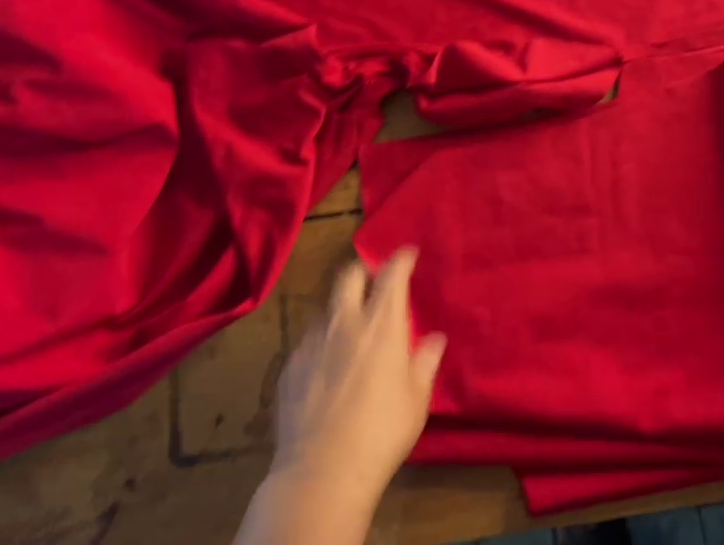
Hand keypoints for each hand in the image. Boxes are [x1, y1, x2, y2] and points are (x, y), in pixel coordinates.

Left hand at [270, 247, 446, 507]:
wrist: (322, 470)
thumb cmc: (382, 433)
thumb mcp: (416, 400)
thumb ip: (424, 362)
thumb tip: (433, 339)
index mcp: (382, 325)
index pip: (391, 275)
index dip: (400, 259)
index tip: (407, 253)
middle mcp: (345, 323)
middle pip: (349, 276)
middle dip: (363, 271)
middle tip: (373, 282)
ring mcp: (312, 341)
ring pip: (326, 309)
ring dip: (341, 309)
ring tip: (350, 330)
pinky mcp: (289, 365)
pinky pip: (308, 340)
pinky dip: (322, 341)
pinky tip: (326, 366)